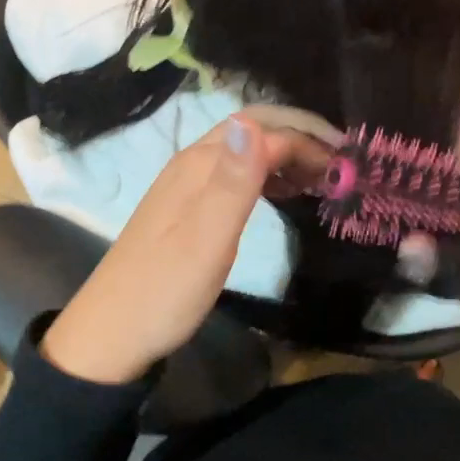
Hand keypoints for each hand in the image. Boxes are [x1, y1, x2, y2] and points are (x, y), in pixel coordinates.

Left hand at [42, 115, 331, 383]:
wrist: (111, 336)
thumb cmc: (165, 291)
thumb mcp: (207, 240)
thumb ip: (234, 182)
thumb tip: (254, 124)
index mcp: (199, 166)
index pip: (265, 131)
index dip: (308, 141)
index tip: (348, 165)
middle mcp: (192, 165)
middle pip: (254, 130)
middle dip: (300, 137)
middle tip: (342, 165)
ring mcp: (188, 186)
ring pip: (246, 150)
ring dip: (286, 154)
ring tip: (323, 179)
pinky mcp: (187, 209)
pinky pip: (236, 173)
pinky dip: (268, 175)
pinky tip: (284, 194)